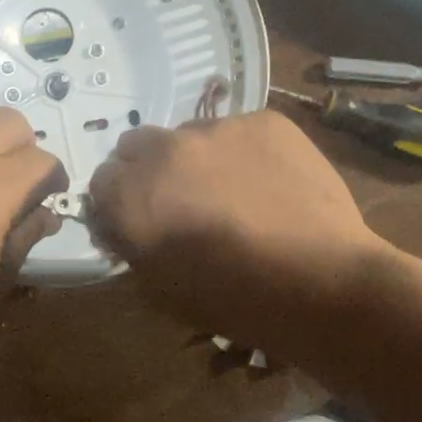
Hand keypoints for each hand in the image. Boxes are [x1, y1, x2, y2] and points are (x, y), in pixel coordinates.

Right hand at [88, 110, 393, 347]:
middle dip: (147, 170)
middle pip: (136, 145)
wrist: (320, 280)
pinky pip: (238, 131)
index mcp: (130, 196)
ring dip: (195, 159)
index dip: (117, 202)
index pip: (100, 182)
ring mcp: (217, 129)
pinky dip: (242, 154)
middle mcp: (163, 151)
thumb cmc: (233, 300)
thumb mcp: (160, 288)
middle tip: (177, 202)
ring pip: (189, 134)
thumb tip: (123, 226)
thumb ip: (131, 245)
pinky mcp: (264, 121)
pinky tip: (268, 186)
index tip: (136, 221)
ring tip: (231, 194)